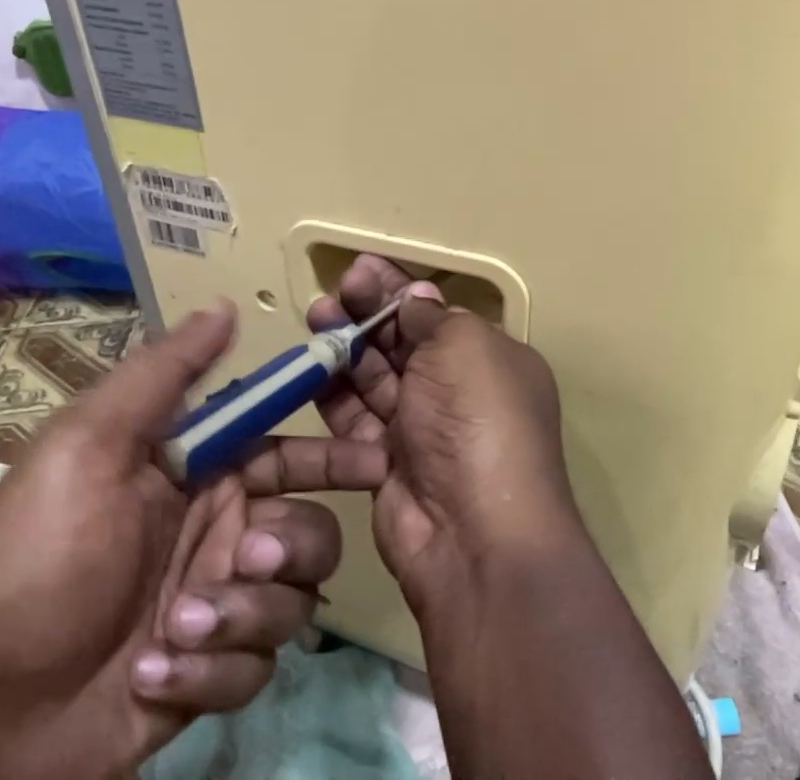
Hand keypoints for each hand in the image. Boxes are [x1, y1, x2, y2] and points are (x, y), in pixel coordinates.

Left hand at [0, 302, 387, 779]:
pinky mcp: (213, 672)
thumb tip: (225, 306)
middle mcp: (216, 534)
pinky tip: (152, 676)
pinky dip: (210, 670)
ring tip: (177, 627)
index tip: (374, 452)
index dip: (332, 445)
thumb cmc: (34, 561)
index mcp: (194, 476)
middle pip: (309, 525)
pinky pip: (256, 666)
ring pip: (294, 598)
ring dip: (242, 613)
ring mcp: (218, 606)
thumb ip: (162, 377)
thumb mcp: (86, 448)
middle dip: (293, 541)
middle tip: (253, 553)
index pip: (285, 444)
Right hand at [306, 256, 581, 610]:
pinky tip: (309, 364)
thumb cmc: (478, 419)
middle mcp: (458, 393)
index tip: (364, 268)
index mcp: (490, 361)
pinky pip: (354, 416)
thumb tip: (415, 299)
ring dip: (345, 345)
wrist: (473, 530)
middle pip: (404, 342)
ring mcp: (421, 430)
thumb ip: (434, 317)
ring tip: (315, 314)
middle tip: (336, 288)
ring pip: (374, 376)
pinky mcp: (383, 462)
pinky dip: (332, 390)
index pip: (439, 314)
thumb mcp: (467, 346)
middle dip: (369, 311)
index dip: (401, 289)